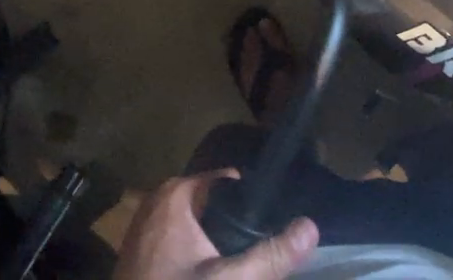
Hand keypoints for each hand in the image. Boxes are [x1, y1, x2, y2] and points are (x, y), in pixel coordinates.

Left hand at [113, 170, 318, 279]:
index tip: (274, 223)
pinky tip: (213, 273)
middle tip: (258, 253)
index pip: (229, 182)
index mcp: (178, 194)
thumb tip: (311, 227)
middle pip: (215, 205)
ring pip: (199, 227)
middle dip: (237, 228)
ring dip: (219, 246)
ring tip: (240, 266)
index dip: (254, 202)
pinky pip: (181, 244)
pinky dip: (199, 258)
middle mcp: (160, 200)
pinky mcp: (142, 253)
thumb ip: (270, 255)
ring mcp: (147, 226)